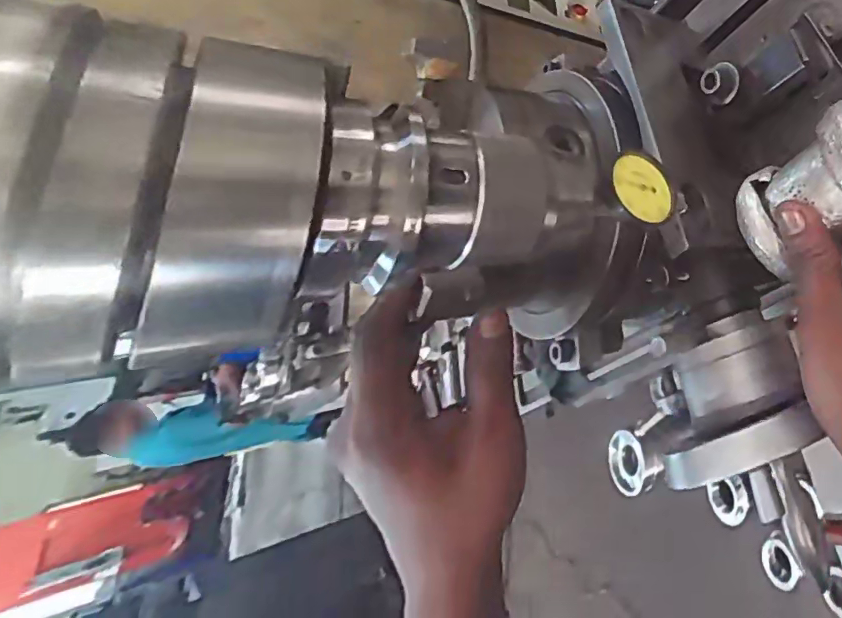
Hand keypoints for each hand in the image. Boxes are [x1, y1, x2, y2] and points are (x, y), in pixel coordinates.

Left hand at [330, 289, 523, 617]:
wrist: (448, 567)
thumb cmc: (471, 502)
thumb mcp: (491, 431)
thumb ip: (489, 367)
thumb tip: (491, 311)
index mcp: (376, 422)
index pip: (373, 342)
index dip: (395, 301)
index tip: (423, 274)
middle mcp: (351, 428)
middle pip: (369, 352)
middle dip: (403, 314)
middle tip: (443, 285)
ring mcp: (351, 441)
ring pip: (370, 370)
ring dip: (403, 337)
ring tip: (440, 307)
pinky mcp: (360, 448)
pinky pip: (374, 388)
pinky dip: (400, 361)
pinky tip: (429, 351)